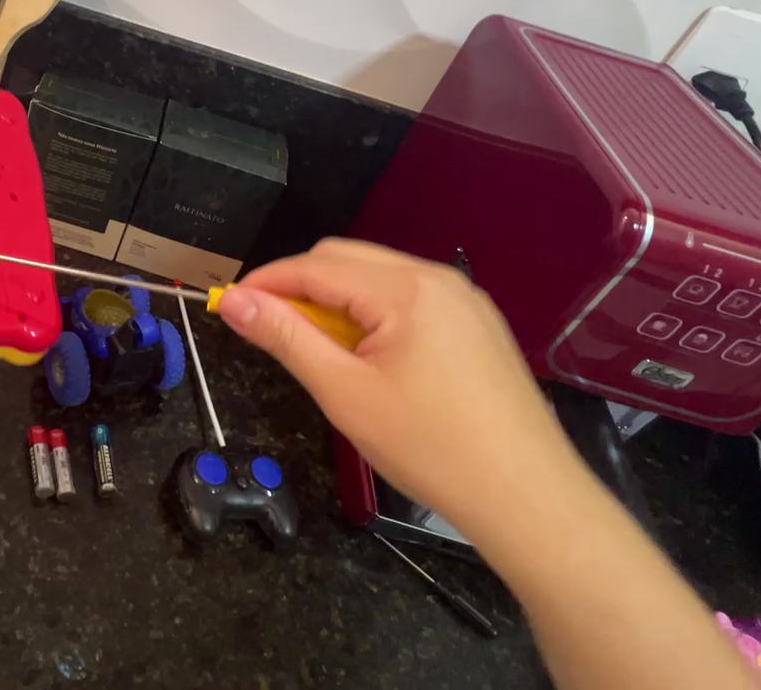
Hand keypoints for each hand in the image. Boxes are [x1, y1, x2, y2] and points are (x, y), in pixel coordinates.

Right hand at [214, 239, 586, 543]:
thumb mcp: (343, 392)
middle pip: (346, 259)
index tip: (230, 303)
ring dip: (335, 299)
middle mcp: (437, 278)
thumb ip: (285, 337)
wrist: (530, 499)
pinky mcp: (476, 322)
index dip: (267, 280)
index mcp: (406, 289)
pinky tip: (366, 353)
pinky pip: (406, 296)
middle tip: (269, 327)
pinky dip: (371, 311)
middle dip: (300, 285)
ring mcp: (463, 298)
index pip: (316, 266)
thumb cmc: (431, 448)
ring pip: (376, 275)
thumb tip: (233, 302)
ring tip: (317, 346)